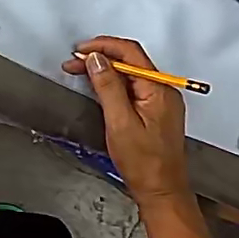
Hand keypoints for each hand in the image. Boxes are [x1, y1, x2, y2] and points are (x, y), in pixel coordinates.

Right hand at [64, 37, 191, 204]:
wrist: (161, 191)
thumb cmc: (145, 164)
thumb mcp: (120, 123)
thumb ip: (108, 88)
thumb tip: (97, 60)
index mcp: (159, 89)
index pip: (130, 52)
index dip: (103, 47)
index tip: (81, 51)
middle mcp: (164, 90)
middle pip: (131, 60)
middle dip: (102, 57)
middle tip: (75, 62)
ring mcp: (161, 100)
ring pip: (131, 73)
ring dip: (106, 70)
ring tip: (81, 71)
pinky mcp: (155, 110)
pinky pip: (134, 87)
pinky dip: (114, 83)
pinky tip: (99, 87)